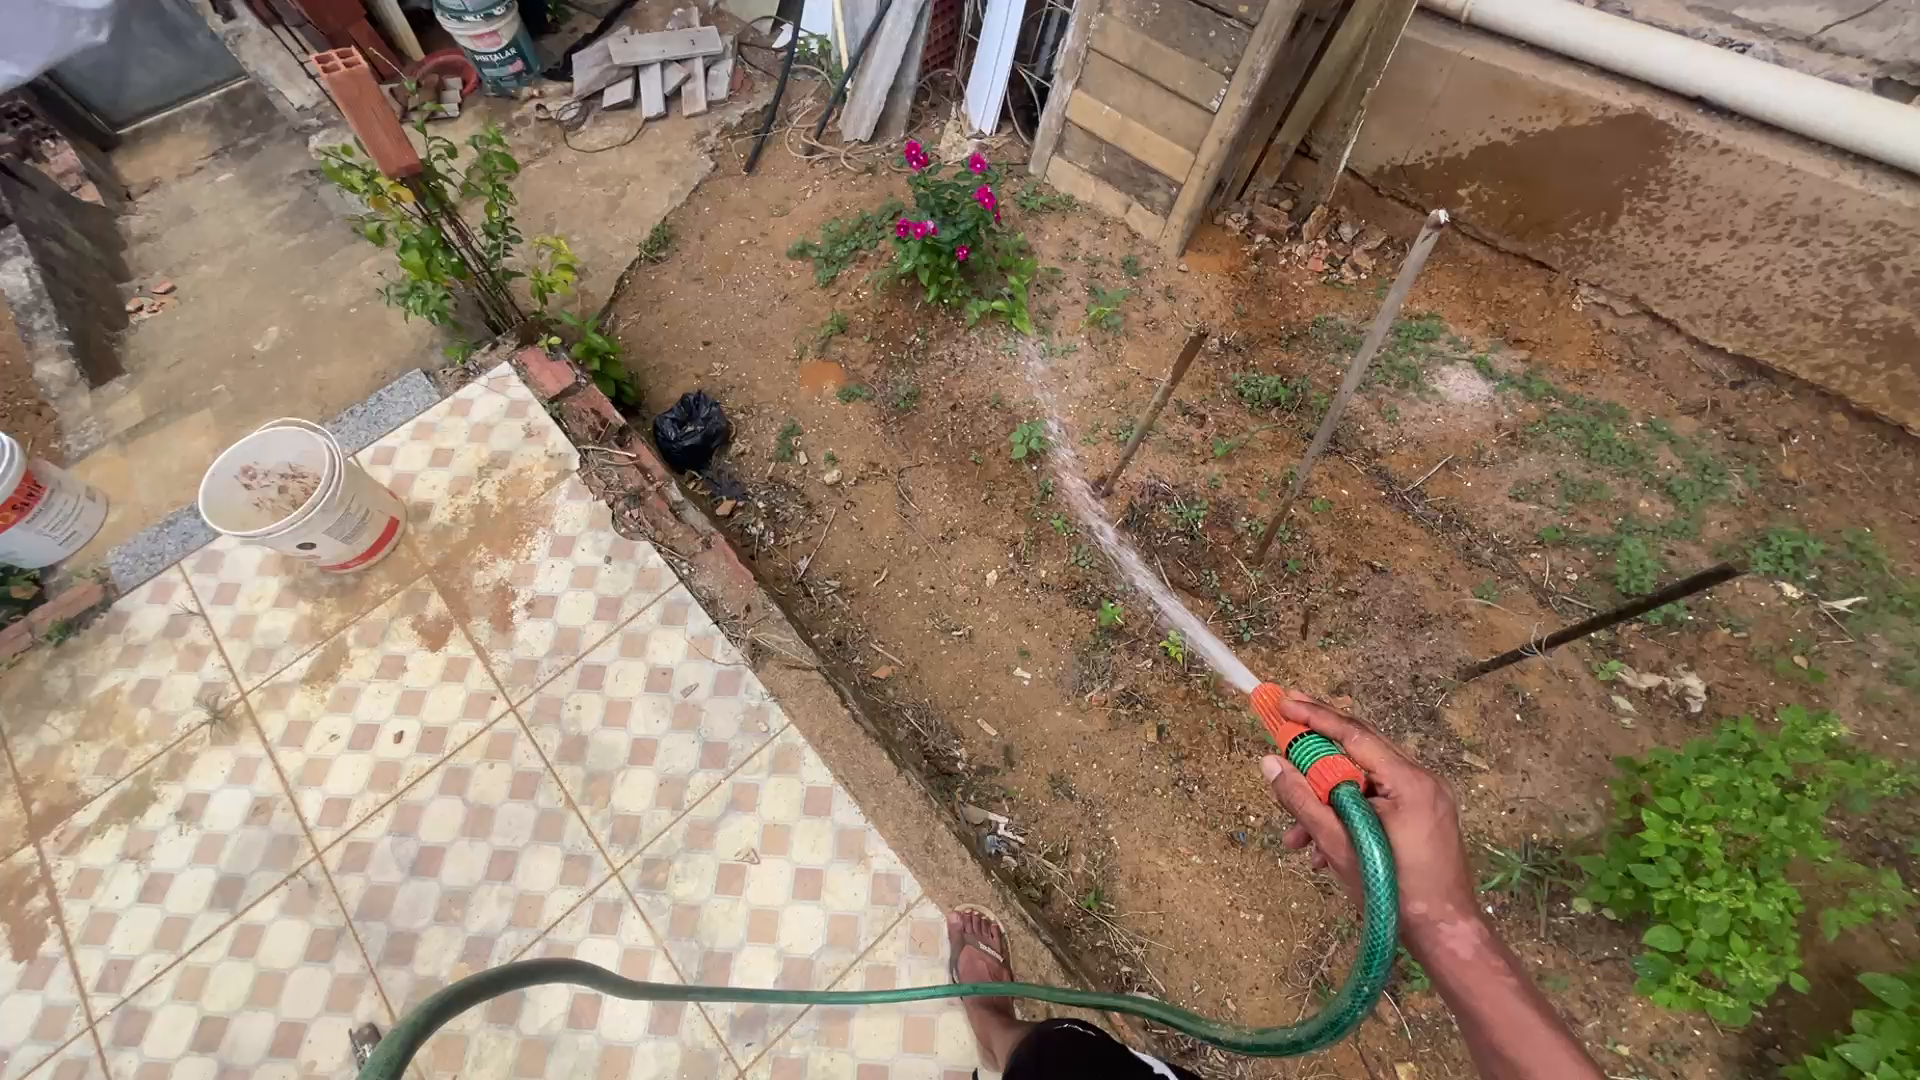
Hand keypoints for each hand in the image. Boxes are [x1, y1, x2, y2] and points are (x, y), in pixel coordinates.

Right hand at [1260, 690, 1477, 939]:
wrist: (1446, 938)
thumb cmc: (1394, 891)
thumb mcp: (1337, 843)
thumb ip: (1300, 799)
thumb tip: (1270, 762)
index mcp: (1408, 782)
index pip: (1354, 735)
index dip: (1315, 716)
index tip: (1283, 701)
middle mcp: (1421, 781)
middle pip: (1358, 748)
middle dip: (1315, 746)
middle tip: (1283, 722)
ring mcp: (1423, 800)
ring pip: (1361, 779)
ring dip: (1324, 794)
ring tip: (1294, 830)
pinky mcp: (1420, 818)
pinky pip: (1373, 800)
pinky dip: (1343, 811)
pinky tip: (1319, 846)